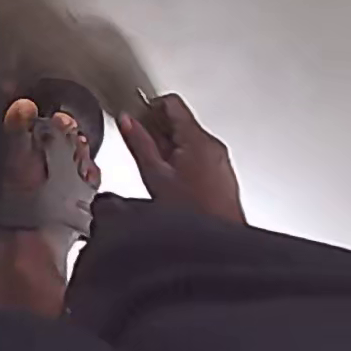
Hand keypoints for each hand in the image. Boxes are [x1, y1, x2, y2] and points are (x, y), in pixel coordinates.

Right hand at [118, 94, 244, 224]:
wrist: (217, 246)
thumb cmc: (191, 213)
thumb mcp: (154, 174)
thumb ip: (138, 142)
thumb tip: (126, 120)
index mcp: (197, 139)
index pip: (172, 103)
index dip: (150, 106)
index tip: (137, 116)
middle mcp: (213, 145)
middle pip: (181, 121)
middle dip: (159, 129)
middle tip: (142, 144)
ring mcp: (221, 161)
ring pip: (190, 139)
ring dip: (171, 146)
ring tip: (157, 168)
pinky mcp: (224, 176)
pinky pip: (201, 155)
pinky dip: (184, 160)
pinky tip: (174, 180)